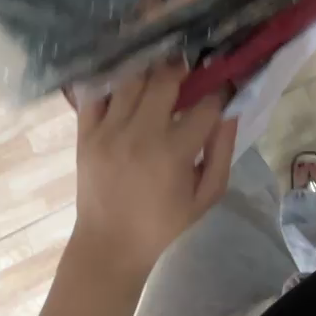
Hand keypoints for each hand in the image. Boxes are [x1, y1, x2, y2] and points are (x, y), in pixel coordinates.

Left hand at [69, 60, 239, 280]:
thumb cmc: (163, 222)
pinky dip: (112, 83)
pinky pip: (96, 93)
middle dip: (182, 70)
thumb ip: (222, 151)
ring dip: (149, 72)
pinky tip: (126, 86)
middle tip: (188, 71)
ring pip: (132, 79)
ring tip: (158, 75)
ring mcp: (108, 131)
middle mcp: (140, 135)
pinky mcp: (85, 133)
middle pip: (164, 80)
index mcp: (173, 153)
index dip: (219, 93)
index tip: (222, 89)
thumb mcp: (206, 196)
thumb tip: (230, 112)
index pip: (205, 105)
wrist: (109, 245)